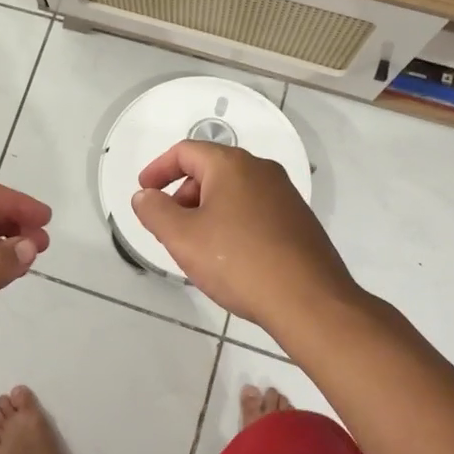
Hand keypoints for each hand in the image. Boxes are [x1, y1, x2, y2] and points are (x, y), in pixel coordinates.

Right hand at [130, 141, 356, 330]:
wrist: (310, 301)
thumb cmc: (239, 262)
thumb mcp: (183, 238)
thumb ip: (155, 212)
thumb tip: (145, 196)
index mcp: (232, 164)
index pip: (186, 151)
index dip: (159, 169)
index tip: (144, 192)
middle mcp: (261, 170)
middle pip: (211, 169)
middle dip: (183, 193)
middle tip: (169, 226)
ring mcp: (285, 194)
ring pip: (234, 191)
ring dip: (208, 210)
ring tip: (197, 246)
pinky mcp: (299, 220)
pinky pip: (255, 210)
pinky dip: (233, 222)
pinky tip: (230, 257)